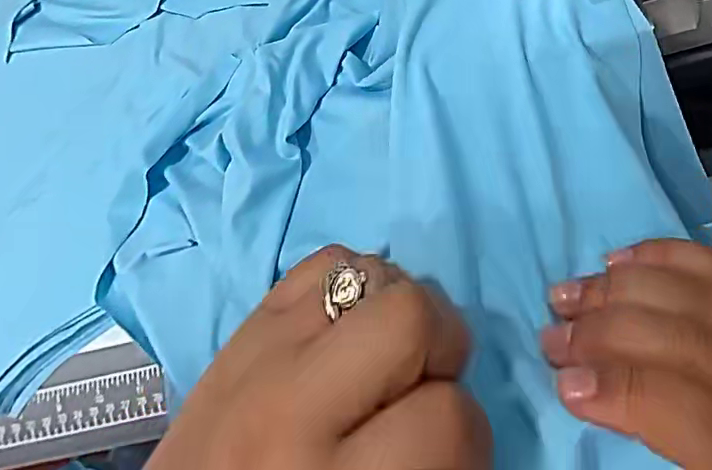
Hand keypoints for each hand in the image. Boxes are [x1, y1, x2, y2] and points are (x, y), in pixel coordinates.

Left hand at [148, 246, 490, 469]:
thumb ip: (426, 464)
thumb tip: (461, 405)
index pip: (448, 416)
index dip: (469, 435)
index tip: (453, 452)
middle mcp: (290, 407)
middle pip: (409, 315)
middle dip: (442, 344)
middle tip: (429, 383)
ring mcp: (258, 352)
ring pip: (368, 269)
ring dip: (398, 306)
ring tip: (388, 351)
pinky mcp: (242, 324)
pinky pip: (320, 261)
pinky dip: (350, 282)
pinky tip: (349, 326)